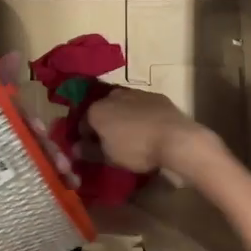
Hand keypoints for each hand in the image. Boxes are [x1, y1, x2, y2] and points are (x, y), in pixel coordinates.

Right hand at [84, 88, 212, 173]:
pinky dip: (141, 114)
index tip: (94, 150)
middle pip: (101, 111)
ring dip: (122, 117)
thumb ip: (89, 151)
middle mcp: (111, 96)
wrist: (176, 138)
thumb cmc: (136, 149)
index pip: (82, 124)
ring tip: (132, 136)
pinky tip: (149, 129)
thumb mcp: (109, 157)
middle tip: (113, 143)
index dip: (86, 138)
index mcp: (95, 110)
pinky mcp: (155, 95)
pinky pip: (141, 105)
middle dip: (104, 124)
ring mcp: (134, 93)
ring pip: (121, 105)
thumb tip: (75, 149)